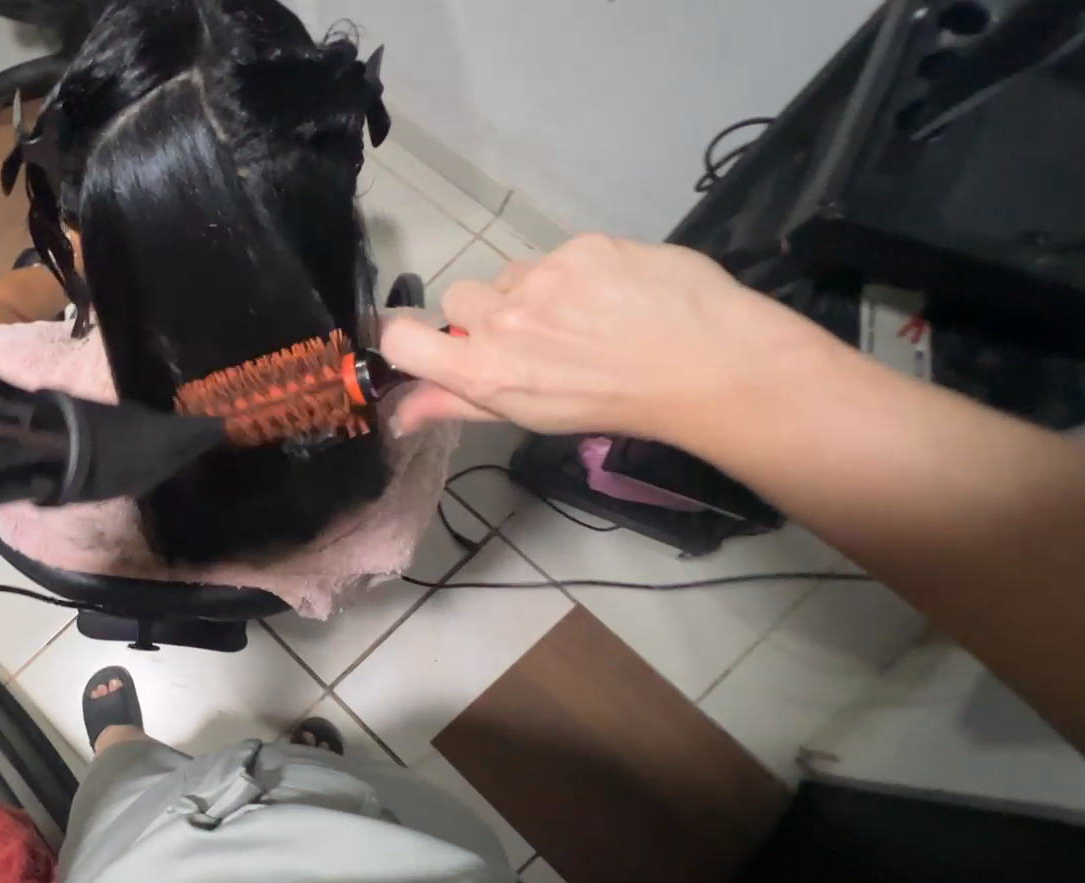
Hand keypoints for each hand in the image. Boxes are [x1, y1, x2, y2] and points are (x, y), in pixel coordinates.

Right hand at [381, 234, 843, 442]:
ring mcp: (544, 277)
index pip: (401, 338)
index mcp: (482, 370)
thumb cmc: (604, 402)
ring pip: (509, 275)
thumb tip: (396, 415)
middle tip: (527, 335)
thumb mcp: (522, 415)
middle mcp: (502, 320)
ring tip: (577, 315)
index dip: (404, 337)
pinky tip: (609, 294)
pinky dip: (574, 273)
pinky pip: (557, 255)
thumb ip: (453, 406)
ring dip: (528, 292)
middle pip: (457, 298)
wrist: (705, 365)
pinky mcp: (584, 246)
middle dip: (482, 314)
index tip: (429, 342)